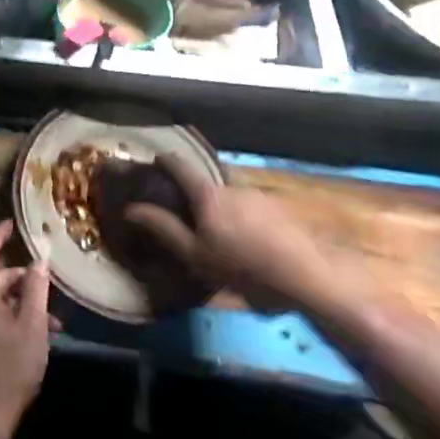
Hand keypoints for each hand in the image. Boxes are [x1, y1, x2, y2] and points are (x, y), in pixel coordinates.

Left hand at [0, 221, 51, 432]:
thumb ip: (35, 289)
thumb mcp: (32, 325)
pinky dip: (13, 317)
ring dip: (22, 303)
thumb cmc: (11, 367)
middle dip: (21, 279)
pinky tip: (37, 336)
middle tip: (47, 286)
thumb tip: (38, 258)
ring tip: (52, 322)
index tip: (12, 223)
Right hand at [122, 154, 353, 310]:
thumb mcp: (195, 254)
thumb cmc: (243, 267)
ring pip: (231, 197)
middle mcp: (233, 186)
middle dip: (195, 195)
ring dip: (221, 209)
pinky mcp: (281, 210)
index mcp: (208, 195)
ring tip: (219, 234)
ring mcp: (260, 196)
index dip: (165, 160)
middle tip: (188, 216)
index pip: (180, 166)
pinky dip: (242, 218)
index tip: (154, 160)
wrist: (309, 278)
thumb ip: (163, 228)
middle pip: (206, 183)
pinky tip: (246, 241)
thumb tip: (130, 207)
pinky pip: (251, 207)